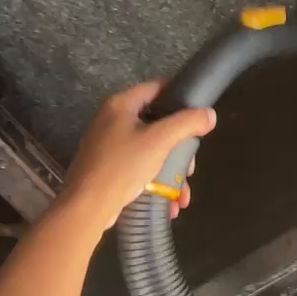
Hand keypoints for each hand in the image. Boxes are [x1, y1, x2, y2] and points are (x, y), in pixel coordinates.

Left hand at [54, 81, 216, 230]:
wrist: (86, 207)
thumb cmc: (122, 166)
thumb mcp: (159, 141)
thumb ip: (187, 123)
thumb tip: (210, 114)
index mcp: (121, 105)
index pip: (156, 88)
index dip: (180, 96)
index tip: (199, 113)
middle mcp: (112, 120)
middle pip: (157, 123)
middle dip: (179, 147)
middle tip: (190, 165)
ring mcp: (108, 146)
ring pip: (151, 149)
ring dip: (171, 171)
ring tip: (182, 193)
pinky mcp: (108, 169)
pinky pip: (139, 167)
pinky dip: (156, 182)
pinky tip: (169, 202)